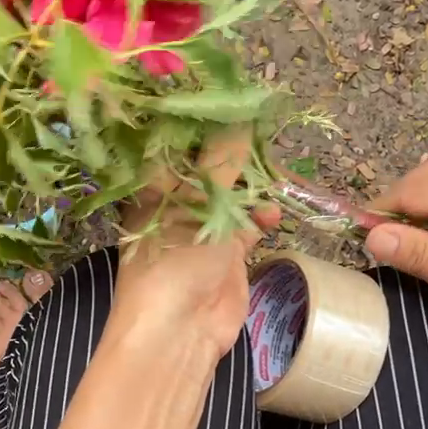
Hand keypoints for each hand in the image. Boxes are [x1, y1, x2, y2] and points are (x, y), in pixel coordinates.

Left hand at [109, 128, 272, 360]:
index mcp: (152, 188)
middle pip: (208, 168)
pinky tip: (274, 214)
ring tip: (276, 173)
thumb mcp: (198, 204)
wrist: (180, 330)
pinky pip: (247, 225)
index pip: (176, 144)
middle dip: (236, 153)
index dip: (201, 123)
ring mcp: (201, 230)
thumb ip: (223, 160)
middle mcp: (175, 205)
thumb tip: (243, 112)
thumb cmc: (174, 259)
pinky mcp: (226, 254)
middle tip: (264, 129)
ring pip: (231, 195)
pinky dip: (261, 217)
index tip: (231, 98)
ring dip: (253, 186)